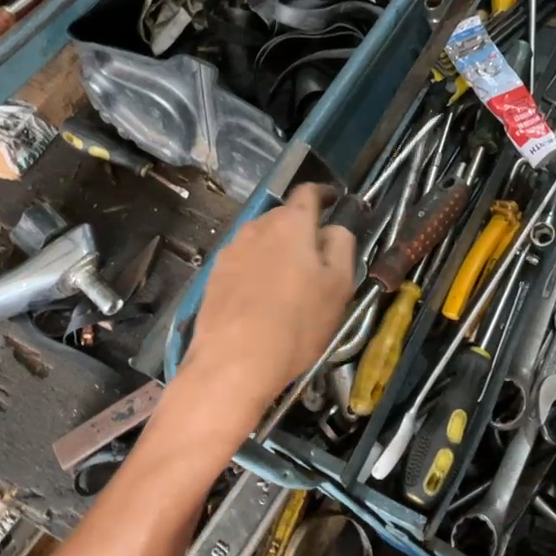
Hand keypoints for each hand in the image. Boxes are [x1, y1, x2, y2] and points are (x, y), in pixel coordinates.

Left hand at [185, 184, 355, 413]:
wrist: (233, 364)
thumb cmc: (297, 322)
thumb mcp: (339, 285)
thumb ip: (341, 245)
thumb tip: (333, 228)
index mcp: (291, 222)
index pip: (308, 191)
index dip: (324, 193)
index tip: (335, 201)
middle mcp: (257, 227)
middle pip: (285, 217)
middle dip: (302, 229)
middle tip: (318, 258)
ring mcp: (231, 251)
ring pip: (263, 240)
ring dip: (278, 251)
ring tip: (289, 282)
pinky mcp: (214, 276)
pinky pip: (245, 262)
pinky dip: (258, 271)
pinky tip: (263, 299)